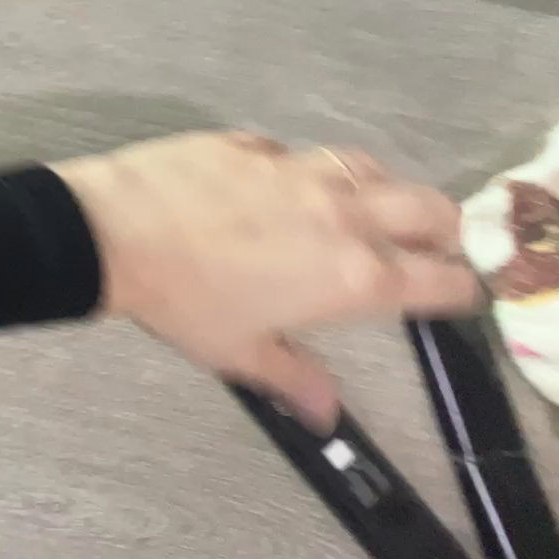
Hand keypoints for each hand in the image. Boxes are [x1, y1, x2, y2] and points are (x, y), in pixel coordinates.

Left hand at [52, 132, 479, 431]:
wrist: (104, 233)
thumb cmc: (174, 298)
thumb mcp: (233, 352)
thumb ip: (290, 378)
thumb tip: (325, 414)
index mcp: (353, 275)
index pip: (444, 281)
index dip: (454, 289)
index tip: (443, 293)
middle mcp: (337, 215)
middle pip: (428, 208)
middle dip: (434, 227)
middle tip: (413, 241)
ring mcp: (287, 171)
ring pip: (362, 165)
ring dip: (370, 184)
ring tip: (350, 202)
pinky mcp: (236, 143)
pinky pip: (278, 148)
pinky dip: (283, 163)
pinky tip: (262, 177)